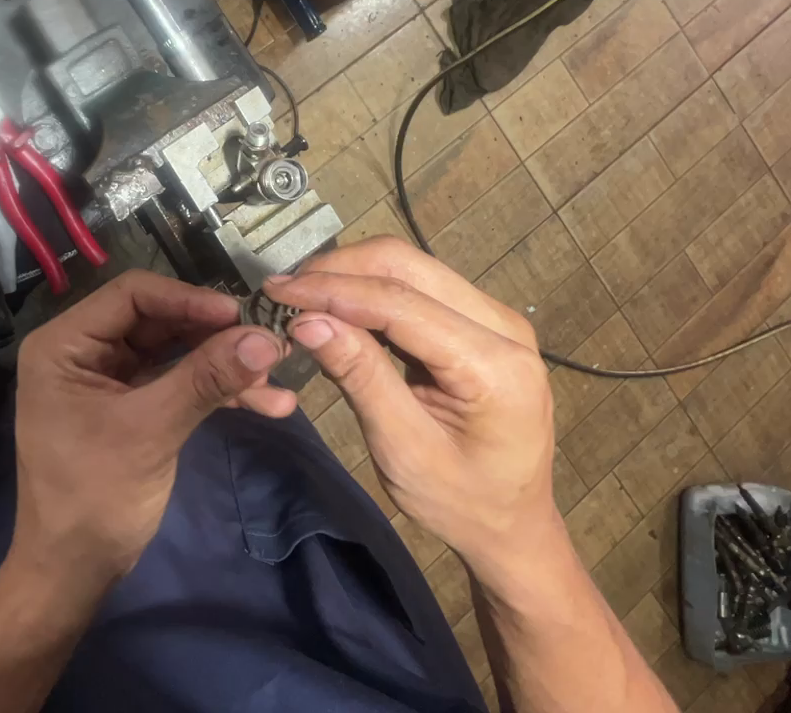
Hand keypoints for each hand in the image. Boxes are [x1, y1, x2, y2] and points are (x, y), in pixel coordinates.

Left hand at [10, 270, 293, 583]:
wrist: (73, 573)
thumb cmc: (94, 496)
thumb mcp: (150, 430)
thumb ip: (205, 379)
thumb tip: (266, 338)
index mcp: (65, 343)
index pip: (132, 295)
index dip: (187, 299)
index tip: (239, 315)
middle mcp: (84, 351)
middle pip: (159, 321)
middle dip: (214, 334)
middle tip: (268, 342)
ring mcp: (109, 379)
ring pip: (175, 353)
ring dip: (224, 365)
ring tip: (279, 376)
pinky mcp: (132, 407)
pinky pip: (179, 384)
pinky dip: (217, 392)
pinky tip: (267, 405)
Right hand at [264, 237, 558, 565]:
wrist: (512, 525)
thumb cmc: (460, 501)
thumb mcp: (401, 449)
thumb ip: (359, 376)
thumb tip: (307, 320)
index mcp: (495, 365)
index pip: (399, 302)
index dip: (332, 290)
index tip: (277, 291)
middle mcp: (503, 325)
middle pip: (407, 264)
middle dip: (338, 270)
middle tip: (284, 291)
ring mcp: (494, 317)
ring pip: (410, 264)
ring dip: (350, 274)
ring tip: (302, 296)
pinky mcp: (479, 319)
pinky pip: (417, 284)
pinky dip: (369, 288)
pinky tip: (336, 305)